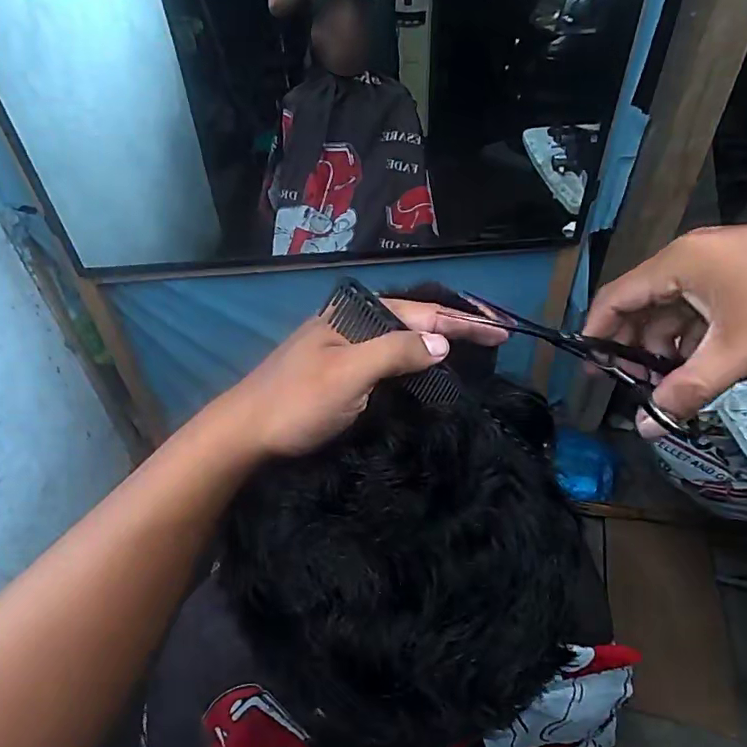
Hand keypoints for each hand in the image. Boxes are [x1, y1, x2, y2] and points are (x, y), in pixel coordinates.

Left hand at [208, 299, 508, 458]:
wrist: (244, 434)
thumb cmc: (296, 403)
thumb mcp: (348, 374)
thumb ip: (395, 351)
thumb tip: (443, 341)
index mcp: (355, 316)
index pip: (422, 313)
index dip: (463, 322)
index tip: (501, 331)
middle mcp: (353, 324)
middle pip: (416, 318)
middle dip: (457, 324)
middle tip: (497, 333)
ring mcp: (347, 347)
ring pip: (405, 337)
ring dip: (440, 339)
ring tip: (474, 344)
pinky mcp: (344, 372)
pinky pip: (392, 357)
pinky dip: (419, 358)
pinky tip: (432, 365)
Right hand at [584, 220, 746, 435]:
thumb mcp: (741, 350)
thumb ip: (689, 390)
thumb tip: (647, 429)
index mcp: (681, 263)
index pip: (617, 297)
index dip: (597, 335)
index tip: (591, 372)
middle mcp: (696, 259)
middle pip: (646, 306)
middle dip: (637, 350)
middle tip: (638, 392)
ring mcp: (727, 265)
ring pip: (679, 311)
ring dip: (670, 349)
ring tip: (674, 388)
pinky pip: (708, 311)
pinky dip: (700, 340)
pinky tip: (709, 368)